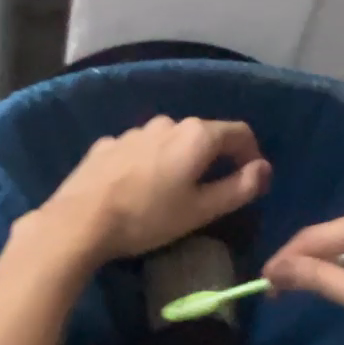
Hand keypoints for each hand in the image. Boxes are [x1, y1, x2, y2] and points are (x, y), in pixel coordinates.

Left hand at [30, 115, 271, 261]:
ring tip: (169, 192)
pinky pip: (137, 151)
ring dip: (176, 160)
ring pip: (166, 142)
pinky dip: (145, 164)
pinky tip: (135, 189)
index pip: (239, 133)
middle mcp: (166, 123)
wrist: (79, 221)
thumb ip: (238, 189)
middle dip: (212, 159)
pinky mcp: (105, 146)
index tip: (251, 180)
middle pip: (201, 135)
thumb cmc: (147, 218)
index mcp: (196, 135)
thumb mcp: (200, 211)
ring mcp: (132, 132)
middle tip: (210, 191)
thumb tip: (264, 170)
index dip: (252, 155)